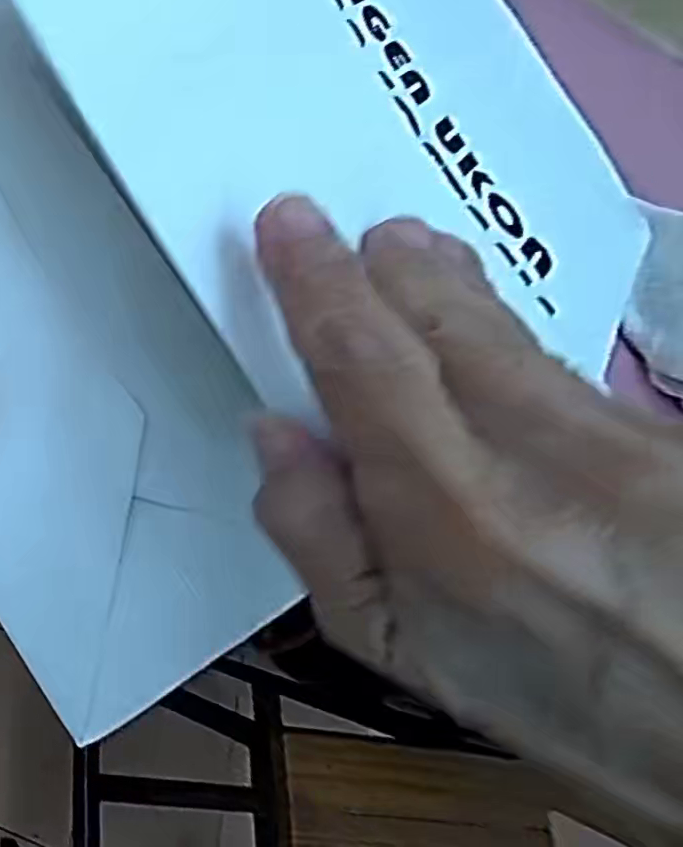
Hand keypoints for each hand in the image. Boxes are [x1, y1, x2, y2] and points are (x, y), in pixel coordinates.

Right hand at [251, 194, 682, 829]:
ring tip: (409, 248)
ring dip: (449, 287)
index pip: (362, 359)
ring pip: (515, 342)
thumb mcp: (385, 638)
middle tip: (351, 228)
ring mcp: (641, 447)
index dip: (315, 282)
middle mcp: (543, 459)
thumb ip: (308, 530)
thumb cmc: (547, 689)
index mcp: (446, 507)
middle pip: (447, 329)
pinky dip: (511, 341)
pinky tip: (485, 335)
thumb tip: (273, 432)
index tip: (286, 224)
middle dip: (387, 268)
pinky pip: (574, 375)